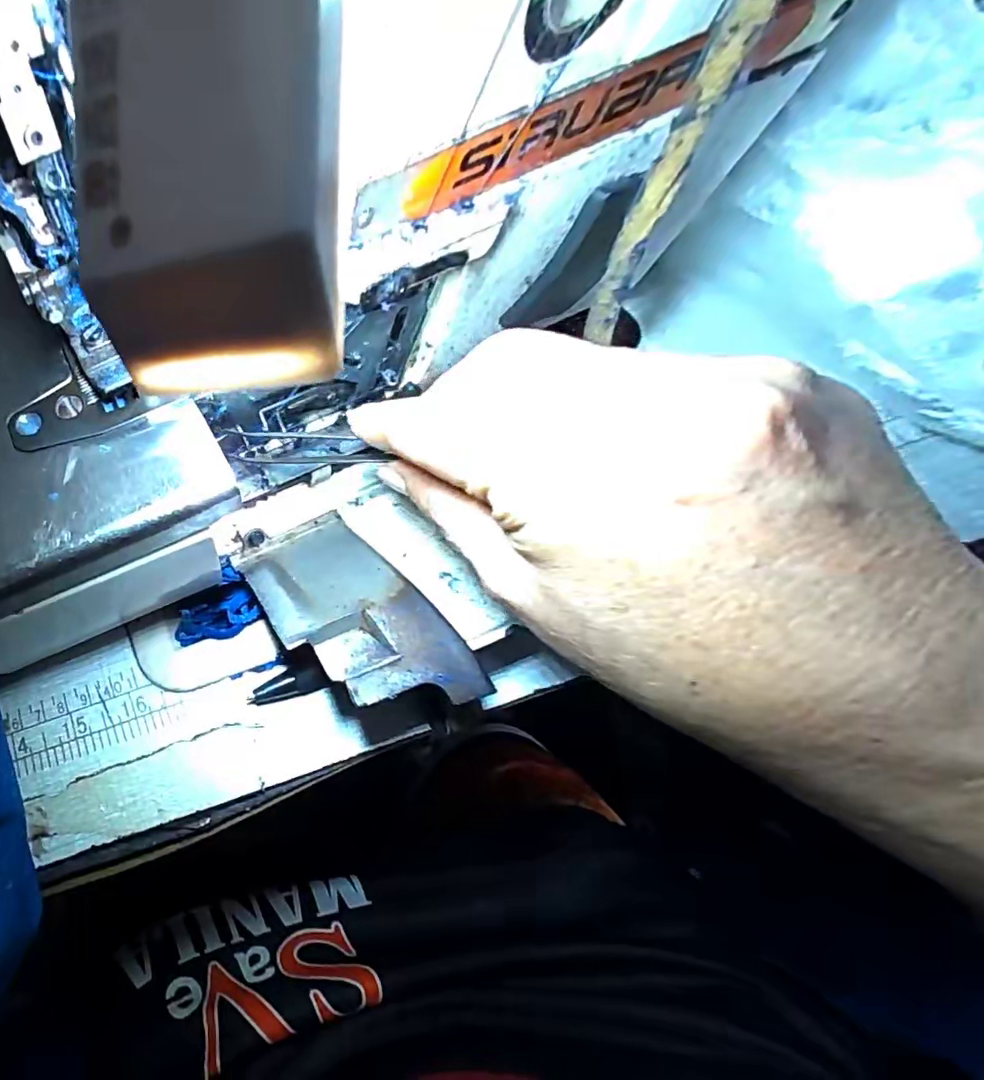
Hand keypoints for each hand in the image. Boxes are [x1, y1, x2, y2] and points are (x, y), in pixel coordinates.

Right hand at [346, 329, 983, 733]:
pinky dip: (585, 402)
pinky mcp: (775, 376)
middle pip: (501, 364)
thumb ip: (455, 517)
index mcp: (591, 486)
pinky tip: (592, 450)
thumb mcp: (533, 600)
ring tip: (513, 454)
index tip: (369, 426)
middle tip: (432, 442)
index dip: (393, 424)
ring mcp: (733, 384)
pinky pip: (633, 368)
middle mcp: (666, 413)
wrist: (882, 678)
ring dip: (513, 400)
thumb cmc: (699, 664)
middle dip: (447, 400)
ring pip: (562, 357)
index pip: (449, 423)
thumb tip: (405, 469)